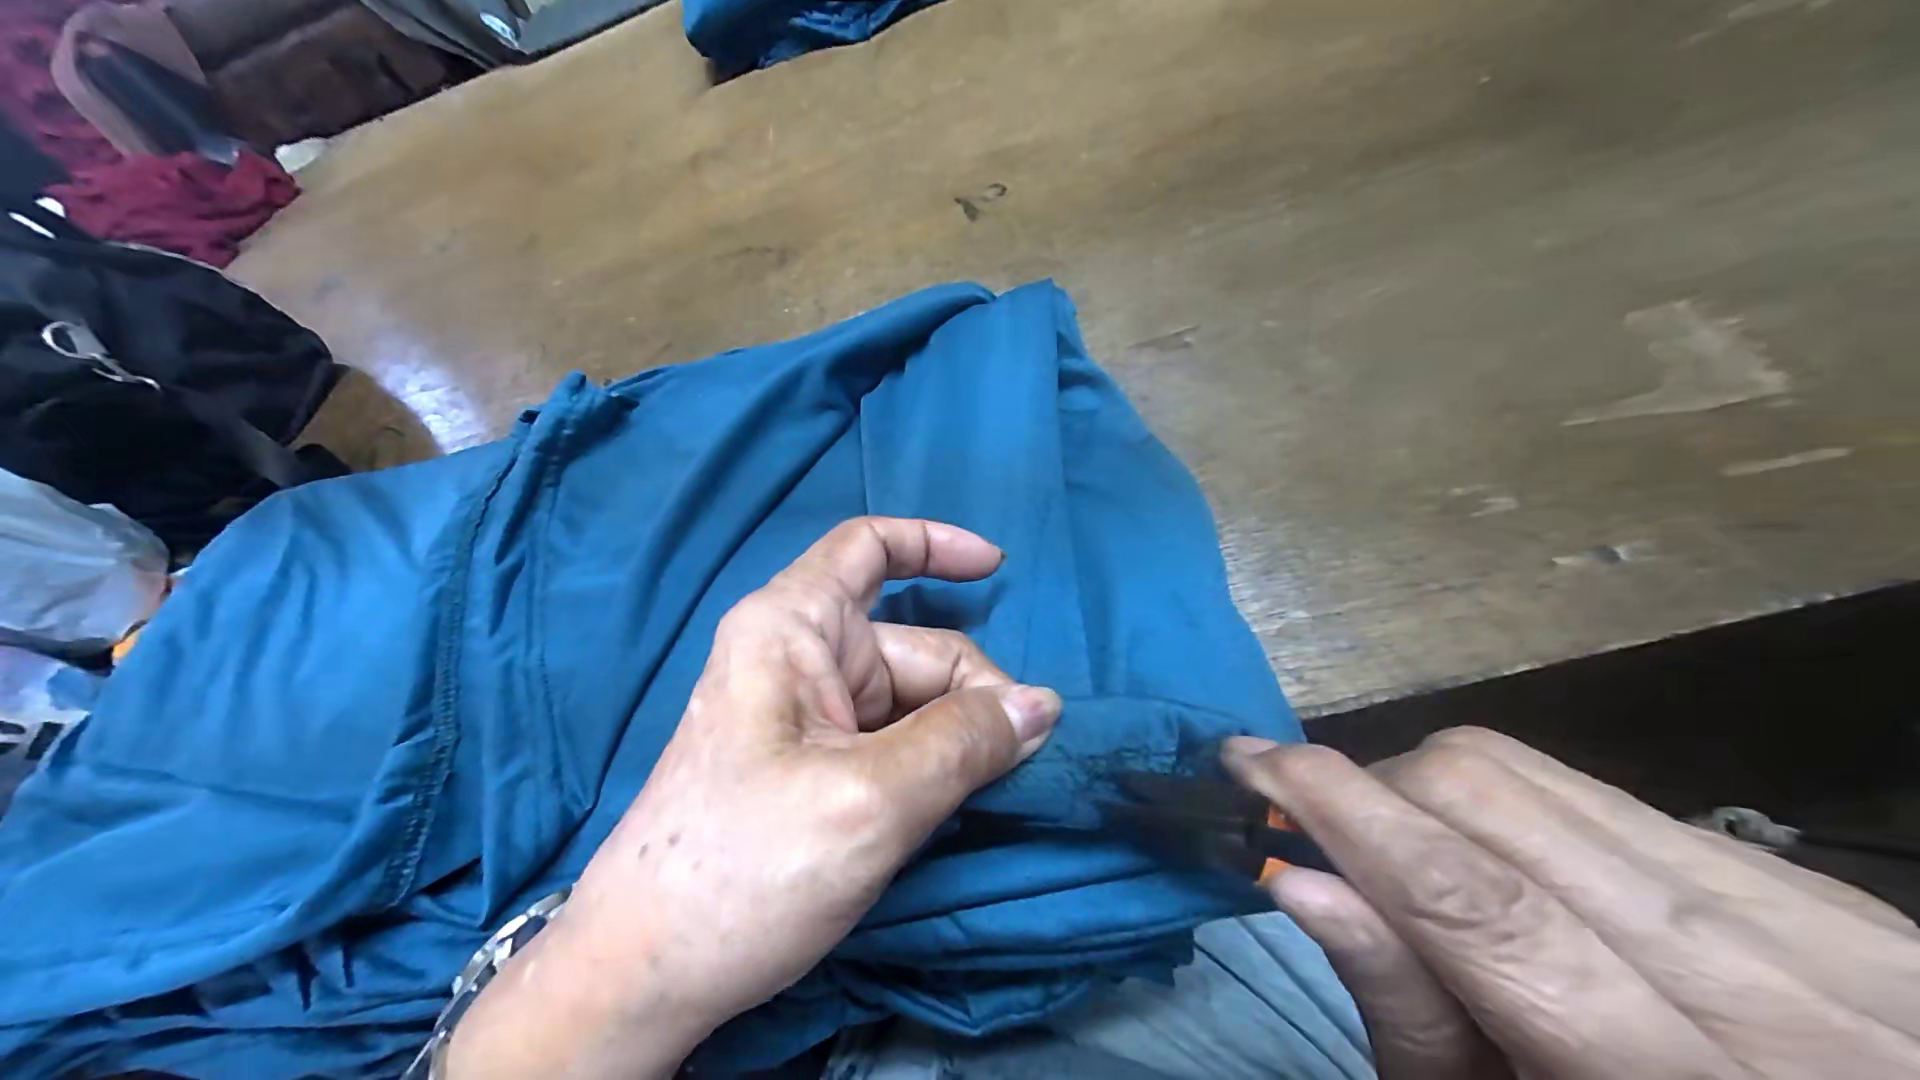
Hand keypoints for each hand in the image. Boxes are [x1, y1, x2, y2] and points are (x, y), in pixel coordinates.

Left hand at [446, 517, 1061, 1079]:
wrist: (644, 978)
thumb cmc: (744, 868)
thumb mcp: (871, 799)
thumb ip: (964, 742)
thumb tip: (1043, 704)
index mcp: (791, 627)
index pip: (868, 547)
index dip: (936, 543)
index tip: (997, 568)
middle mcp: (799, 657)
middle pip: (913, 646)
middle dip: (971, 693)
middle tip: (1017, 757)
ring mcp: (807, 714)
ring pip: (911, 701)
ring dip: (958, 737)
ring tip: (990, 788)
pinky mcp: (814, 762)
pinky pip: (895, 740)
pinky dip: (934, 761)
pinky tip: (957, 799)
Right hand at [1224, 728, 1919, 1079]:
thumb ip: (1401, 1007)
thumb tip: (1293, 881)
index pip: (1474, 904)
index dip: (1344, 814)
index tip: (1247, 760)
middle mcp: (1781, 994)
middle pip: (1492, 803)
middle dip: (1370, 792)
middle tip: (1321, 823)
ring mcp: (1818, 926)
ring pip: (1535, 775)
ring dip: (1427, 791)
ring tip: (1412, 846)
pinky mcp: (1812, 883)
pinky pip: (1596, 789)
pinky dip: (1507, 807)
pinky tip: (1509, 861)